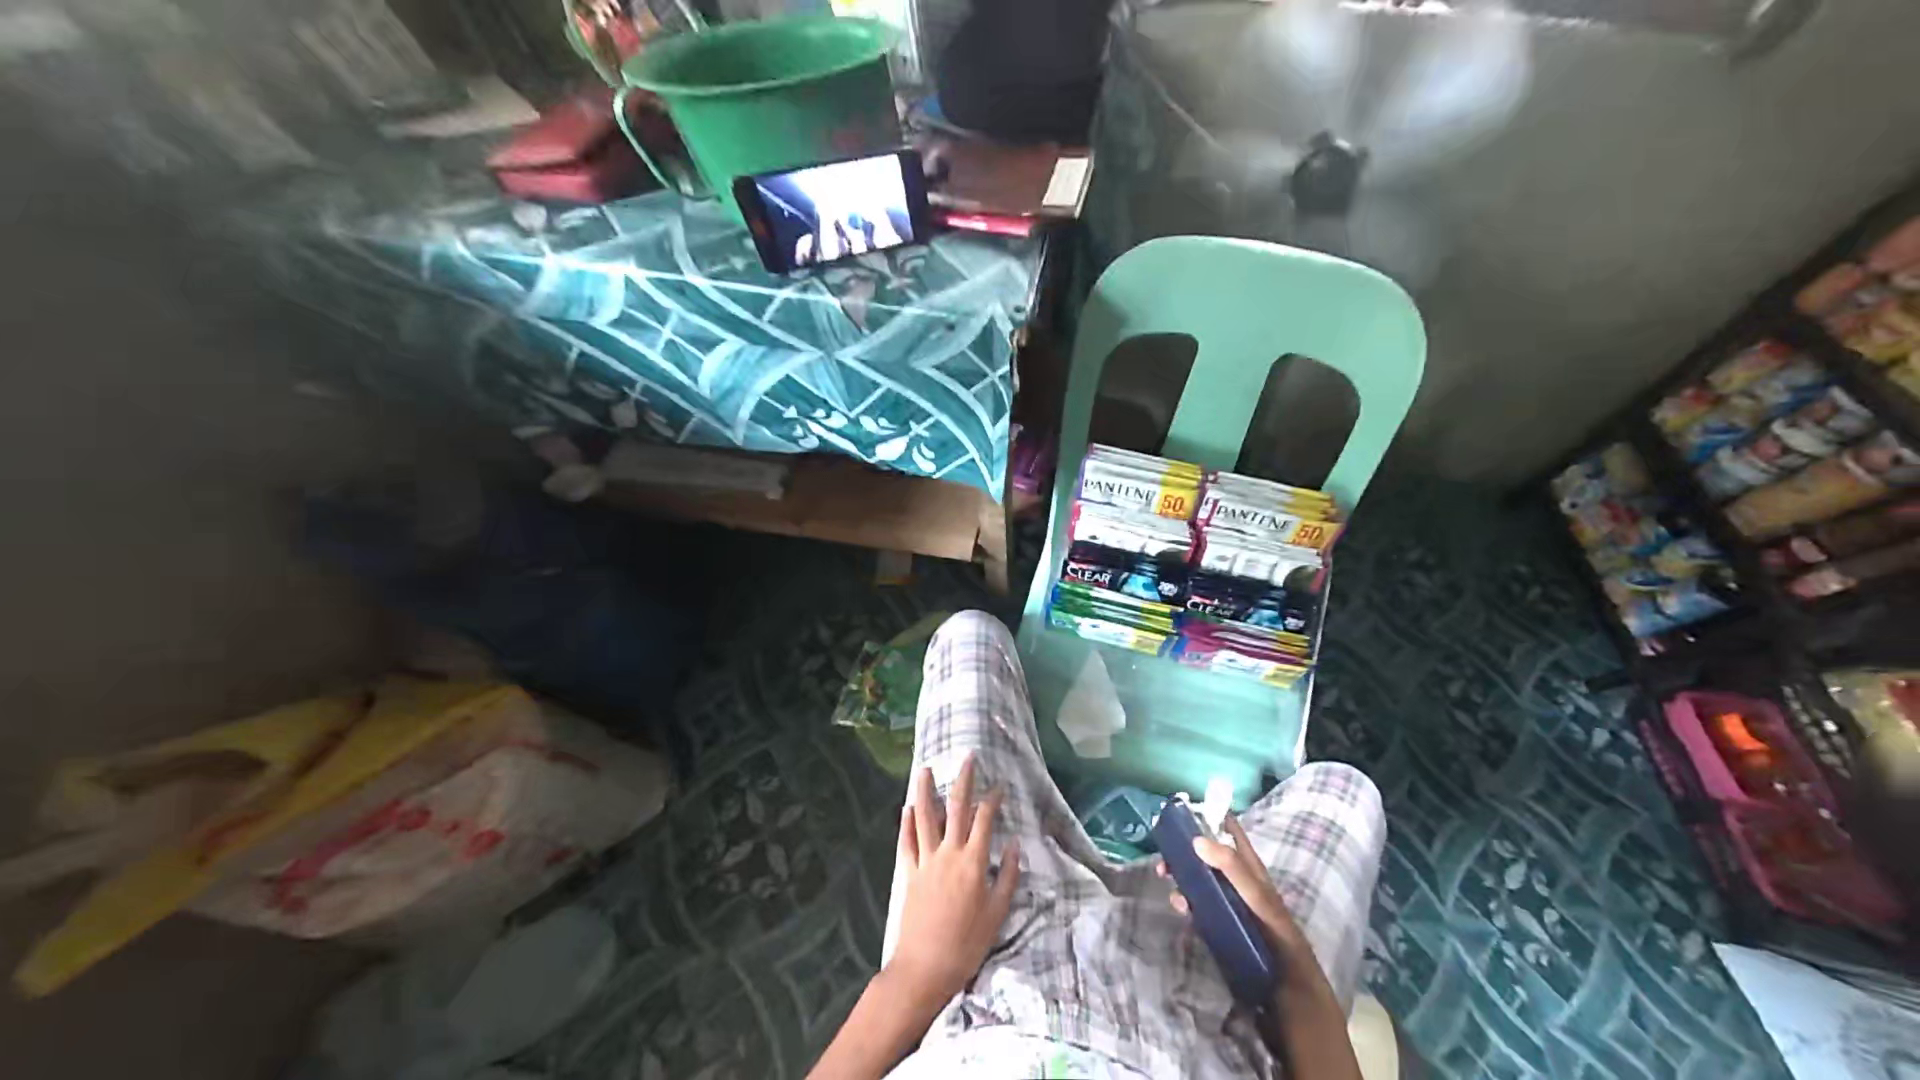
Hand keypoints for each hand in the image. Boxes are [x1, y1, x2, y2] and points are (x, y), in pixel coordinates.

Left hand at [885, 755, 1021, 1007]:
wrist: (925, 967)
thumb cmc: (967, 944)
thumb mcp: (996, 914)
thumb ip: (1006, 877)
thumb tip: (1014, 846)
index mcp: (973, 863)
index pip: (984, 820)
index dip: (993, 800)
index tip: (999, 786)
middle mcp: (948, 854)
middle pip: (955, 809)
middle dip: (963, 781)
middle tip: (967, 758)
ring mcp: (925, 862)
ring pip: (924, 818)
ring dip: (925, 791)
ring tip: (925, 769)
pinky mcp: (909, 874)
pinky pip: (907, 842)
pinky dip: (906, 823)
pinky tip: (907, 808)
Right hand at [1157, 814, 1309, 960]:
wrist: (1286, 985)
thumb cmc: (1277, 932)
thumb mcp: (1257, 896)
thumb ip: (1232, 868)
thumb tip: (1196, 840)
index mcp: (1248, 864)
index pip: (1228, 829)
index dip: (1209, 814)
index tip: (1181, 809)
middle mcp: (1235, 877)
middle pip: (1205, 852)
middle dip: (1183, 848)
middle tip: (1164, 852)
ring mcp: (1226, 899)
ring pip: (1198, 876)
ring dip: (1180, 873)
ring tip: (1165, 875)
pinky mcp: (1218, 921)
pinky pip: (1196, 903)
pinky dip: (1184, 899)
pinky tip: (1180, 906)